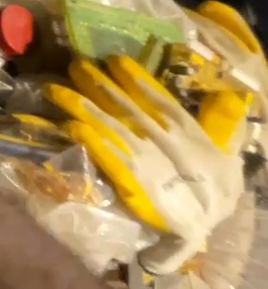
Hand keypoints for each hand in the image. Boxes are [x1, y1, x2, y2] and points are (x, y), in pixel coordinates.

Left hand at [48, 55, 245, 272]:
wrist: (202, 229)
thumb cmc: (208, 188)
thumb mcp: (222, 155)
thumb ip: (222, 125)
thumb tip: (234, 94)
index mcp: (193, 137)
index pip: (164, 102)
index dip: (140, 81)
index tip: (115, 59)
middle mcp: (169, 147)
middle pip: (129, 110)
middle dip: (100, 86)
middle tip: (75, 64)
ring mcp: (148, 166)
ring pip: (111, 129)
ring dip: (83, 108)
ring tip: (54, 89)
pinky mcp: (132, 186)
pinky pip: (108, 160)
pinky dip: (91, 143)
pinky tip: (70, 126)